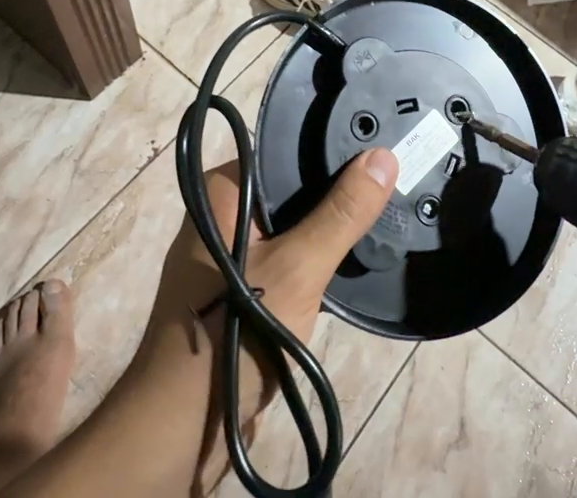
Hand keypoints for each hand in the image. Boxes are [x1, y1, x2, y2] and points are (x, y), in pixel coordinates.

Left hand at [143, 148, 398, 490]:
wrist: (184, 426)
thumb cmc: (234, 331)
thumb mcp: (298, 266)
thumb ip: (341, 213)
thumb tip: (382, 157)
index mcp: (220, 193)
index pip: (281, 152)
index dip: (330, 152)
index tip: (381, 151)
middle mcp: (220, 217)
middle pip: (290, 191)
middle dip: (335, 195)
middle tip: (392, 187)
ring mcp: (229, 258)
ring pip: (292, 230)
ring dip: (327, 234)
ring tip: (381, 221)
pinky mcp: (242, 293)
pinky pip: (287, 263)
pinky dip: (315, 265)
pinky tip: (350, 267)